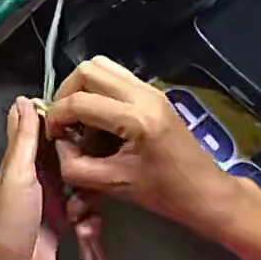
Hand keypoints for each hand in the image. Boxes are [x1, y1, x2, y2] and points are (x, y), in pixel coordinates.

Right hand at [44, 57, 260, 241]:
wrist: (208, 193)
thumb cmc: (165, 193)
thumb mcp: (114, 185)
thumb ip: (75, 166)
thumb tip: (58, 145)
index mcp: (135, 119)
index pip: (79, 102)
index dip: (56, 117)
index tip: (52, 136)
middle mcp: (143, 95)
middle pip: (87, 70)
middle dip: (66, 93)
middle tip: (63, 120)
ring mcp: (150, 89)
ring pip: (101, 66)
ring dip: (81, 87)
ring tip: (78, 114)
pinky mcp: (153, 92)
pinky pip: (116, 75)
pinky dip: (98, 88)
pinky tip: (98, 115)